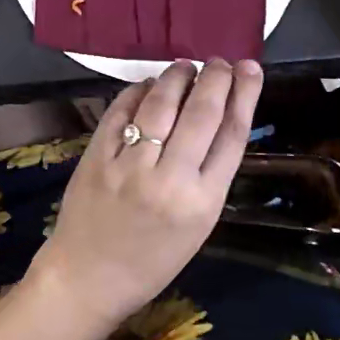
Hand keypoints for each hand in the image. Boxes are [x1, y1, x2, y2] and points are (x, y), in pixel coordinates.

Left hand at [25, 59, 262, 329]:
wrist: (89, 278)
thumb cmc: (152, 260)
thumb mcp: (198, 225)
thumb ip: (209, 174)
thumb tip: (218, 117)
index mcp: (203, 202)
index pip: (232, 135)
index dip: (245, 95)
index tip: (250, 68)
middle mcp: (170, 180)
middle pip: (201, 113)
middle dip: (215, 78)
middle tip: (219, 61)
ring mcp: (130, 166)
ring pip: (160, 104)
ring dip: (177, 77)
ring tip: (186, 66)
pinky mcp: (97, 158)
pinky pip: (121, 112)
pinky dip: (137, 92)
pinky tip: (148, 85)